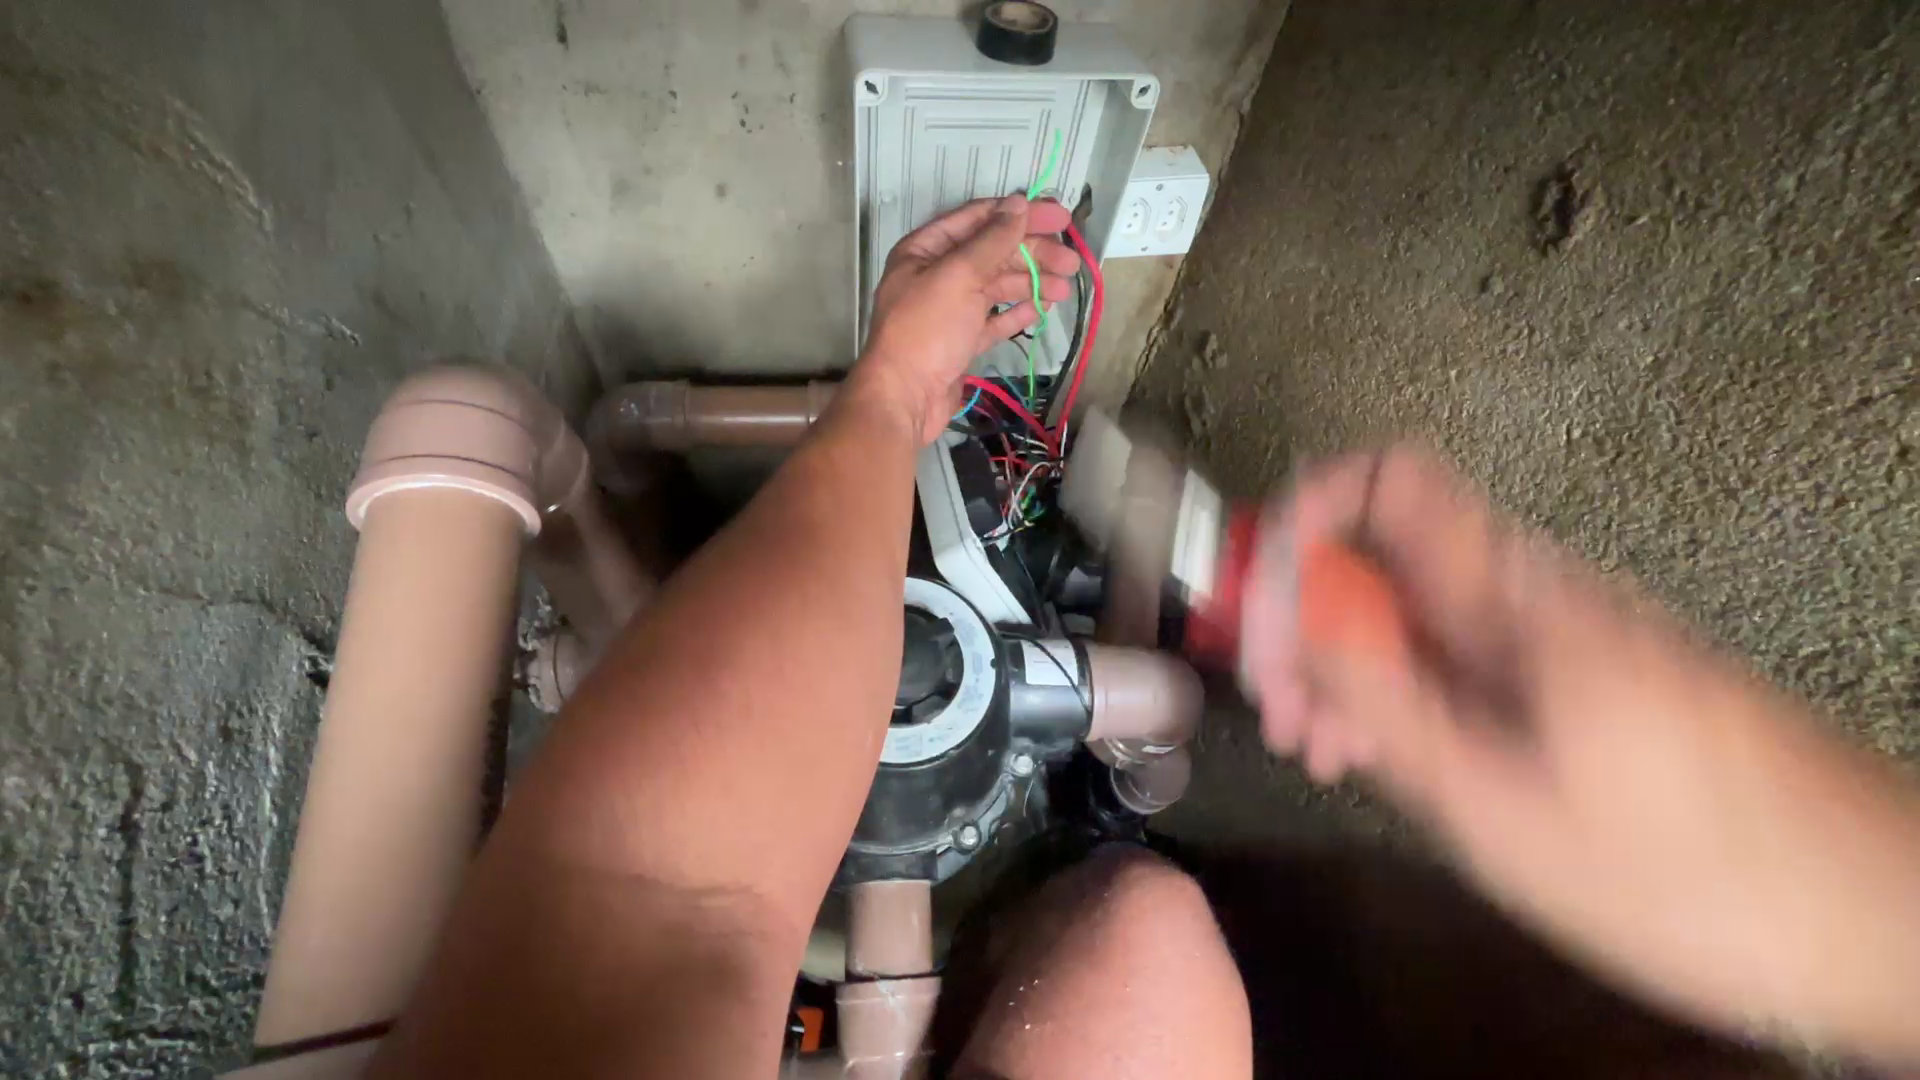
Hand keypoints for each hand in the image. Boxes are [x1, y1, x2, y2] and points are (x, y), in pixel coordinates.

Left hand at [850, 195, 1078, 442]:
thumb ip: (992, 239)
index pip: (979, 219)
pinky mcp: (960, 342)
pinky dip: (1015, 314)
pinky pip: (992, 320)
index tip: (1060, 217)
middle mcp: (936, 275)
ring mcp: (948, 310)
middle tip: (1071, 262)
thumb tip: (1018, 203)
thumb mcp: (959, 276)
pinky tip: (1039, 311)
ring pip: (996, 287)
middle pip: (992, 253)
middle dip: (1032, 253)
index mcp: (926, 250)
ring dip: (1031, 284)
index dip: (1021, 215)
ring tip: (1065, 290)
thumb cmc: (926, 330)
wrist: (905, 398)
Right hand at [1240, 447, 1919, 1061]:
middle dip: (1303, 619)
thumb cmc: (1690, 874)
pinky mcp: (1549, 677)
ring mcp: (1535, 636)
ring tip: (1309, 743)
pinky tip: (1363, 754)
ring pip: (1401, 614)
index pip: (1387, 481)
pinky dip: (1388, 695)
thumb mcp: (1496, 796)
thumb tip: (1302, 619)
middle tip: (1272, 694)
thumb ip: (1384, 698)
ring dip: (1336, 668)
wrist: (1881, 927)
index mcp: (1510, 597)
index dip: (1308, 508)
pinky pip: (1442, 658)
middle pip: (1376, 557)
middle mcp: (1518, 596)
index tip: (1262, 580)